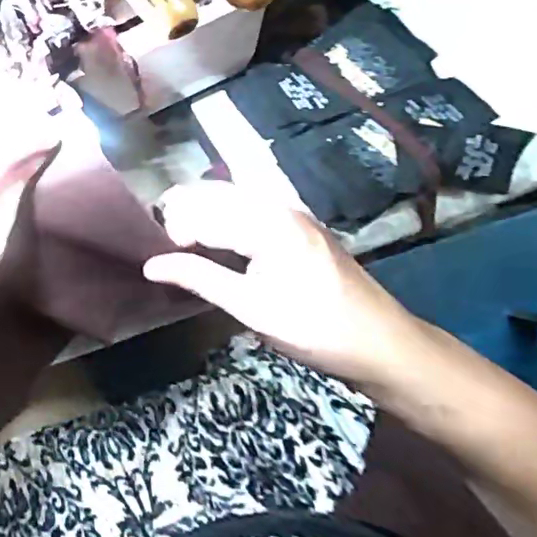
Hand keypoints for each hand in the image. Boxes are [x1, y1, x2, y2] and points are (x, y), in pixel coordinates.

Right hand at [143, 180, 439, 394]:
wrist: (385, 344)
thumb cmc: (316, 330)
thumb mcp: (251, 309)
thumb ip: (199, 278)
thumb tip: (150, 266)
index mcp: (266, 223)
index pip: (200, 213)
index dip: (173, 233)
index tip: (162, 260)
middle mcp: (276, 204)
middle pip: (210, 192)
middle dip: (181, 213)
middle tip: (166, 247)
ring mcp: (289, 208)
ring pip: (226, 192)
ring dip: (199, 210)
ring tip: (183, 241)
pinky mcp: (295, 218)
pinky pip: (245, 201)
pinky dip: (221, 212)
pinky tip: (215, 237)